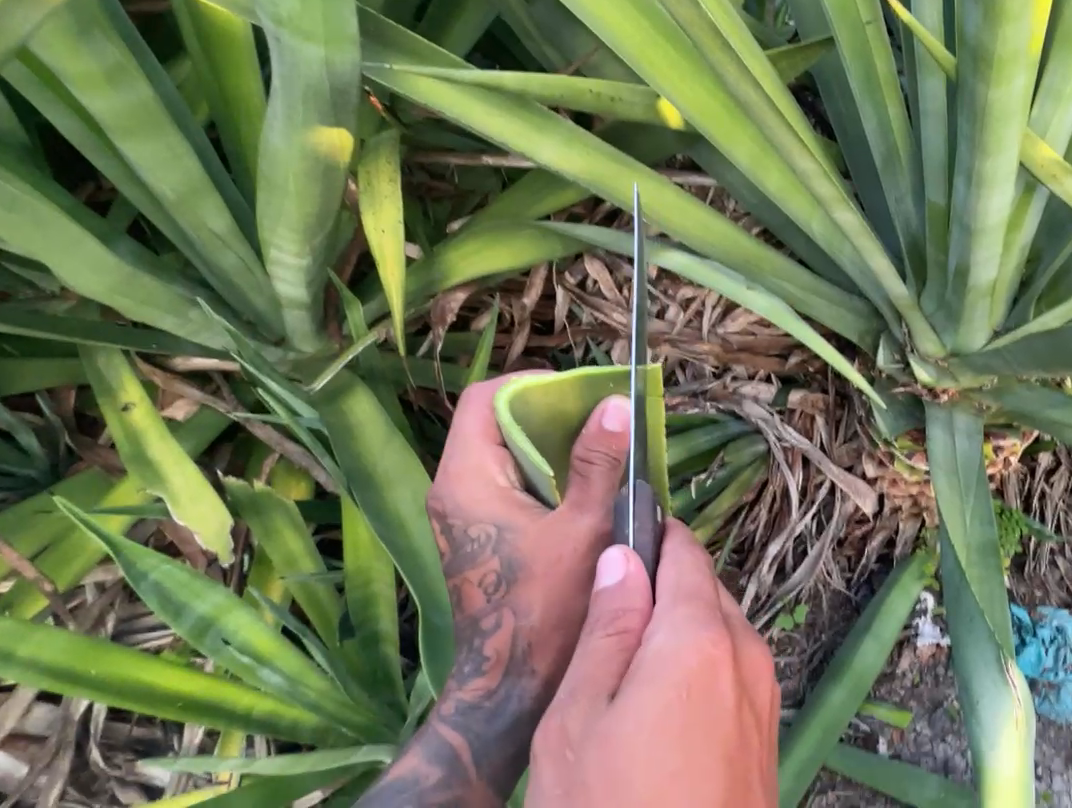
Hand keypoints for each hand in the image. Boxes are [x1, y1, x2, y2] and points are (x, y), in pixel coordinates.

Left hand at [359, 376, 632, 807]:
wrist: (513, 687)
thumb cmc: (545, 606)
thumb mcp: (582, 528)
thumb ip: (597, 462)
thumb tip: (615, 403)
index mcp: (466, 480)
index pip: (487, 399)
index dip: (535, 385)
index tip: (585, 395)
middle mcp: (456, 489)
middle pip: (498, 421)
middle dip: (554, 412)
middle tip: (606, 420)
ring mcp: (466, 513)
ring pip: (509, 451)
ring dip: (556, 443)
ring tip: (606, 449)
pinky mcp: (483, 532)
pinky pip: (514, 480)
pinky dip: (549, 471)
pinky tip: (590, 485)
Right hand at [527, 519, 779, 807]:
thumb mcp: (580, 723)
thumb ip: (608, 630)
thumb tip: (625, 557)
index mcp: (698, 635)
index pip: (686, 554)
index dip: (657, 536)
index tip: (628, 532)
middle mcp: (745, 649)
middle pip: (706, 589)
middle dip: (665, 588)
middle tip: (612, 616)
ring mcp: (765, 690)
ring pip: (723, 629)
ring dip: (683, 630)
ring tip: (629, 670)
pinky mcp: (768, 728)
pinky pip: (735, 669)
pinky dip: (703, 666)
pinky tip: (664, 707)